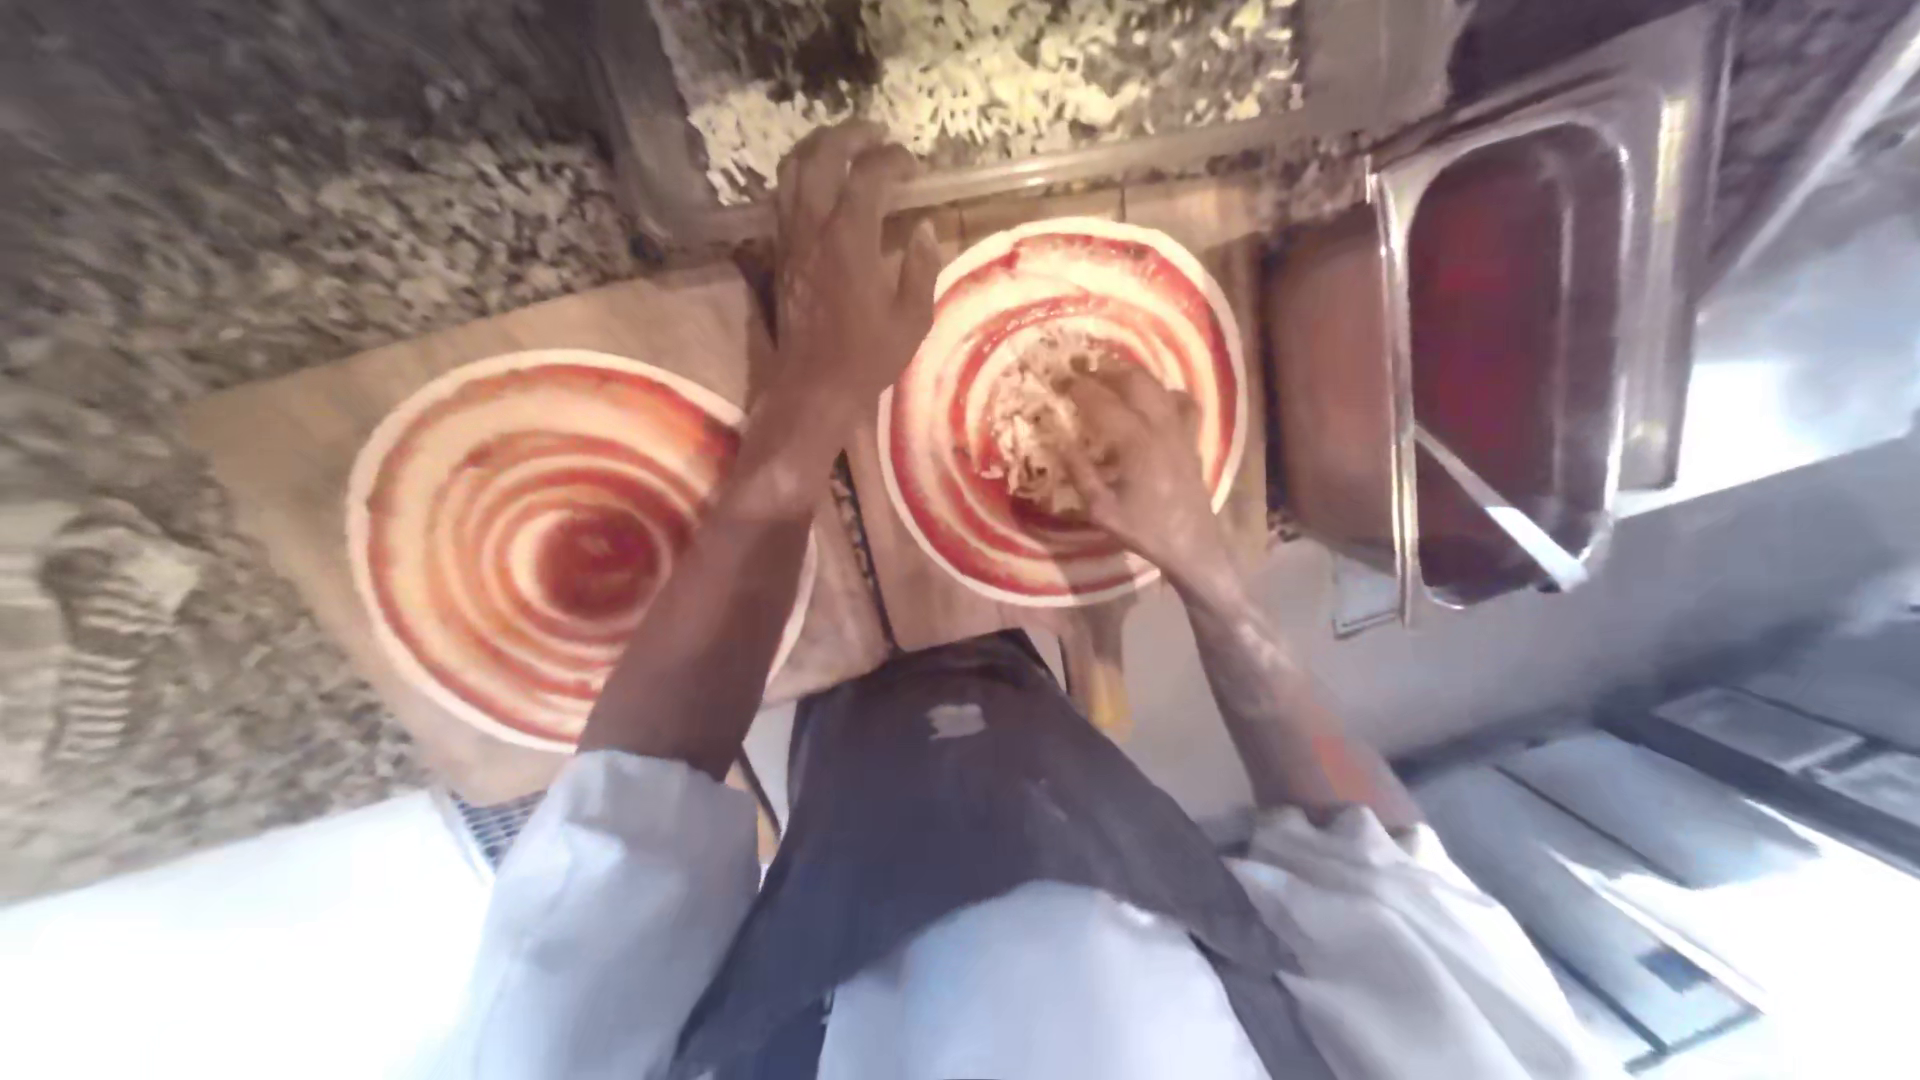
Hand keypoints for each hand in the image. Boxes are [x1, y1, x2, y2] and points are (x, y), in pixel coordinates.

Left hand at [774, 121, 941, 410]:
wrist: (814, 386)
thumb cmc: (868, 357)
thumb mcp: (911, 319)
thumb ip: (921, 268)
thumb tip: (925, 230)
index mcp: (851, 240)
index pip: (869, 176)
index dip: (893, 160)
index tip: (913, 166)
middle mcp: (814, 228)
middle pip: (822, 155)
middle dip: (850, 135)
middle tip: (877, 135)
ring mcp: (790, 239)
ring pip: (792, 170)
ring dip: (818, 148)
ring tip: (844, 148)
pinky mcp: (779, 254)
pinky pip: (783, 198)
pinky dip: (802, 177)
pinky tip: (821, 186)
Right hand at [1058, 366, 1234, 592]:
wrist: (1191, 543)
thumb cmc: (1144, 529)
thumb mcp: (1101, 510)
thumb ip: (1080, 473)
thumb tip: (1060, 442)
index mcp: (1134, 443)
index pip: (1101, 403)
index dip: (1078, 388)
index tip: (1059, 379)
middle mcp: (1160, 427)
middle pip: (1133, 380)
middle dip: (1104, 370)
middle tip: (1081, 370)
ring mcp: (1180, 429)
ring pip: (1157, 385)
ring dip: (1131, 374)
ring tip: (1109, 375)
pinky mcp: (1192, 437)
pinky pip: (1182, 401)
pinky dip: (1164, 392)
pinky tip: (1152, 399)